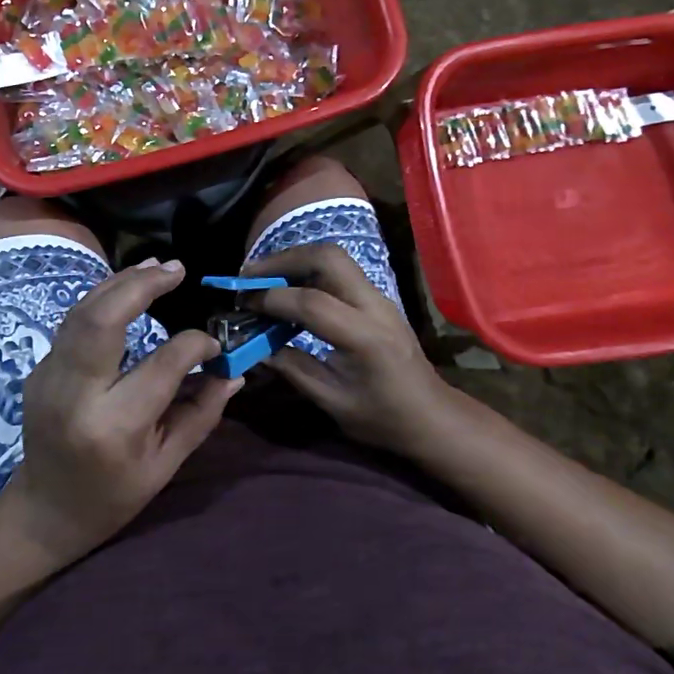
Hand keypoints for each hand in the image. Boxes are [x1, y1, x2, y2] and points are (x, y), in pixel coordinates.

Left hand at [3, 259, 241, 558]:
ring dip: (119, 283)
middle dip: (141, 286)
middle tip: (177, 269)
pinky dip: (102, 301)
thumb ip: (202, 414)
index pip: (163, 365)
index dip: (196, 346)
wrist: (45, 508)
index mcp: (114, 426)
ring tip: (156, 267)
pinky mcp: (39, 369)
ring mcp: (49, 377)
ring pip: (82, 312)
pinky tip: (127, 291)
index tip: (214, 343)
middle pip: (103, 320)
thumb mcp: (166, 464)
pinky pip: (73, 324)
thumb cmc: (114, 495)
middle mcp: (76, 394)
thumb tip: (233, 372)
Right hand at [242, 243, 450, 453]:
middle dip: (283, 260)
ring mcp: (379, 297)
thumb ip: (292, 368)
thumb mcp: (332, 401)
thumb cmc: (383, 418)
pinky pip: (339, 269)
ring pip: (334, 256)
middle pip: (327, 258)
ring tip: (263, 277)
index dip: (271, 299)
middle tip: (249, 275)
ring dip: (295, 259)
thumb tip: (254, 346)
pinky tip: (288, 287)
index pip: (311, 302)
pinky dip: (308, 269)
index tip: (243, 304)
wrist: (431, 415)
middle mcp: (375, 306)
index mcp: (365, 337)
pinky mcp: (377, 297)